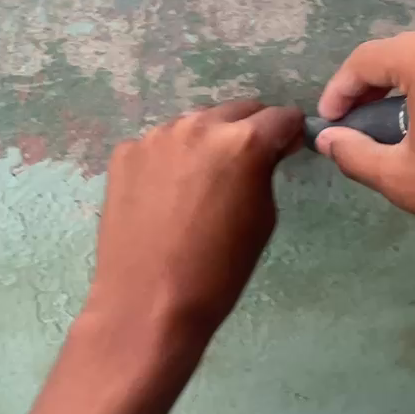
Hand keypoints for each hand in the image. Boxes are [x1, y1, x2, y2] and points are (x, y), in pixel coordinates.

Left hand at [85, 99, 303, 341]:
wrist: (147, 303)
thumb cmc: (218, 270)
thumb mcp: (262, 219)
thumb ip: (266, 170)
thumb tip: (269, 148)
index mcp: (242, 141)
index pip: (280, 116)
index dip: (289, 131)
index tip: (286, 147)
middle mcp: (198, 125)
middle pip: (236, 110)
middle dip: (249, 130)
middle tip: (245, 164)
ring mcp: (156, 135)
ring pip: (194, 124)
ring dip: (206, 141)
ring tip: (200, 182)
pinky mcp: (125, 152)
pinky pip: (159, 144)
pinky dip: (169, 159)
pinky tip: (164, 195)